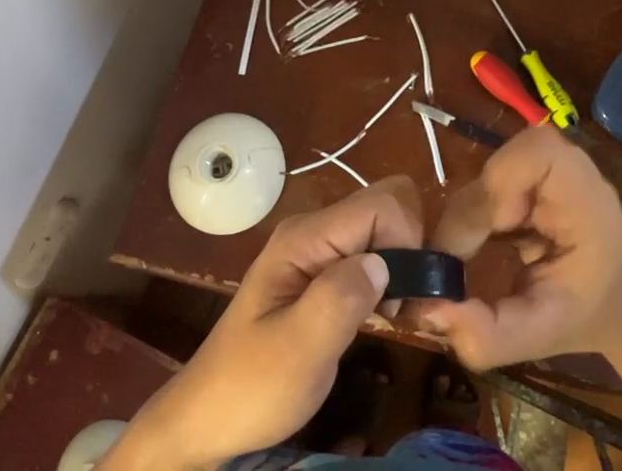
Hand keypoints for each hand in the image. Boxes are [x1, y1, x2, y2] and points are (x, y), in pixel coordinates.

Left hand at [104, 176, 422, 469]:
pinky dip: (393, 279)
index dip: (406, 243)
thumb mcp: (298, 349)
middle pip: (387, 206)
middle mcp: (314, 231)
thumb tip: (383, 263)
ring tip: (399, 317)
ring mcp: (319, 250)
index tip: (402, 299)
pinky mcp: (326, 273)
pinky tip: (387, 316)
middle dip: (412, 249)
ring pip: (385, 230)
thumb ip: (340, 299)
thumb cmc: (251, 387)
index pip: (381, 204)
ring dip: (406, 268)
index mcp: (304, 237)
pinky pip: (375, 254)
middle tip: (406, 308)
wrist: (209, 417)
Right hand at [414, 126, 621, 368]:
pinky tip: (481, 249)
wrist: (620, 302)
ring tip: (472, 262)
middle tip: (460, 266)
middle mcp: (564, 167)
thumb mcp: (542, 337)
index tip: (493, 234)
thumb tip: (428, 309)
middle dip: (471, 219)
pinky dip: (472, 219)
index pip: (536, 150)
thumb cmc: (590, 315)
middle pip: (495, 168)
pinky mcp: (525, 175)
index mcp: (584, 195)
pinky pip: (483, 186)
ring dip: (468, 221)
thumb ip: (488, 334)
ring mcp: (543, 167)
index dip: (500, 184)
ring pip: (482, 176)